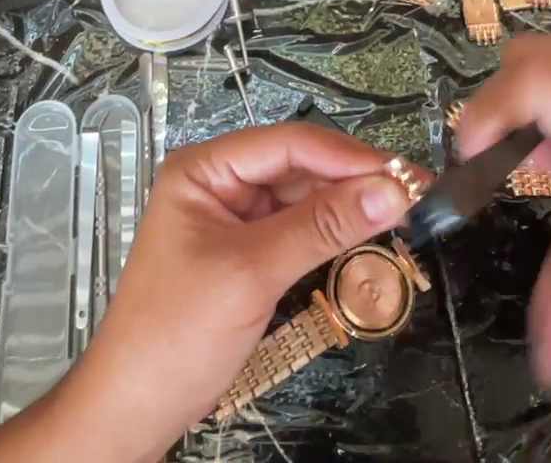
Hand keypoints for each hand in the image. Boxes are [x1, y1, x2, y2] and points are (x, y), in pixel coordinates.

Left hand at [23, 124, 420, 461]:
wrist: (135, 406)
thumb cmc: (180, 330)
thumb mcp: (253, 272)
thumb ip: (322, 226)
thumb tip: (392, 191)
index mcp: (205, 168)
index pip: (287, 144)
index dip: (347, 155)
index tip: (404, 173)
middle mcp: (220, 180)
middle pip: (298, 165)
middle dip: (352, 179)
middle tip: (415, 194)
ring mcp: (233, 215)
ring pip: (302, 195)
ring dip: (347, 204)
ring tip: (403, 213)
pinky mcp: (246, 248)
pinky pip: (297, 226)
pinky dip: (331, 230)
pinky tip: (366, 232)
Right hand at [455, 35, 550, 388]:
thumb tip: (542, 361)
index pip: (542, 81)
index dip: (490, 113)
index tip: (470, 167)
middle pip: (535, 57)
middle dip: (494, 106)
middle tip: (485, 166)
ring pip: (545, 57)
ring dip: (514, 104)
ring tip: (516, 164)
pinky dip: (538, 106)